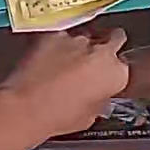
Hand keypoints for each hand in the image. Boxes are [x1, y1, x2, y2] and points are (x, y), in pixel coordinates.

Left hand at [0, 28, 130, 138]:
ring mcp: (76, 39)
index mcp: (116, 72)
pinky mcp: (54, 34)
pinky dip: (57, 45)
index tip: (104, 75)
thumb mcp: (91, 115)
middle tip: (90, 62)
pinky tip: (47, 58)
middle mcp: (100, 50)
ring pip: (85, 37)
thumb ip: (101, 98)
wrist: (26, 106)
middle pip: (112, 39)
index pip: (123, 64)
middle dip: (104, 48)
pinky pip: (61, 36)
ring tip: (63, 63)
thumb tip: (97, 93)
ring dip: (78, 48)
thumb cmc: (59, 116)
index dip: (112, 70)